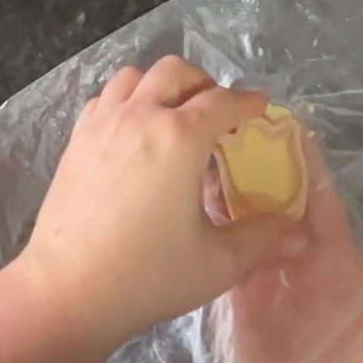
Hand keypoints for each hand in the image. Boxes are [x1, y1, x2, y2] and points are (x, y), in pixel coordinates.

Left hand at [10, 57, 299, 356]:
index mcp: (180, 137)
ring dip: (160, 85)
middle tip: (216, 112)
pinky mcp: (77, 137)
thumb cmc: (146, 275)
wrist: (67, 291)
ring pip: (135, 76)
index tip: (261, 107)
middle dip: (203, 83)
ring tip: (172, 113)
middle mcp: (141, 115)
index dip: (248, 101)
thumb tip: (295, 232)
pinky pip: (106, 98)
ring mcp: (104, 122)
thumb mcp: (215, 263)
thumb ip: (260, 241)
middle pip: (176, 72)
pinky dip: (126, 100)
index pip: (223, 101)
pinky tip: (132, 129)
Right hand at [220, 141, 362, 362]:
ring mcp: (270, 296)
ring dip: (230, 197)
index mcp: (342, 269)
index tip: (288, 123)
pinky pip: (224, 272)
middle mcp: (302, 273)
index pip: (321, 205)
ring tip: (207, 153)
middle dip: (258, 169)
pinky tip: (193, 207)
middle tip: (234, 124)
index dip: (306, 166)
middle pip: (276, 210)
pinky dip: (211, 240)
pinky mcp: (243, 321)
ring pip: (246, 234)